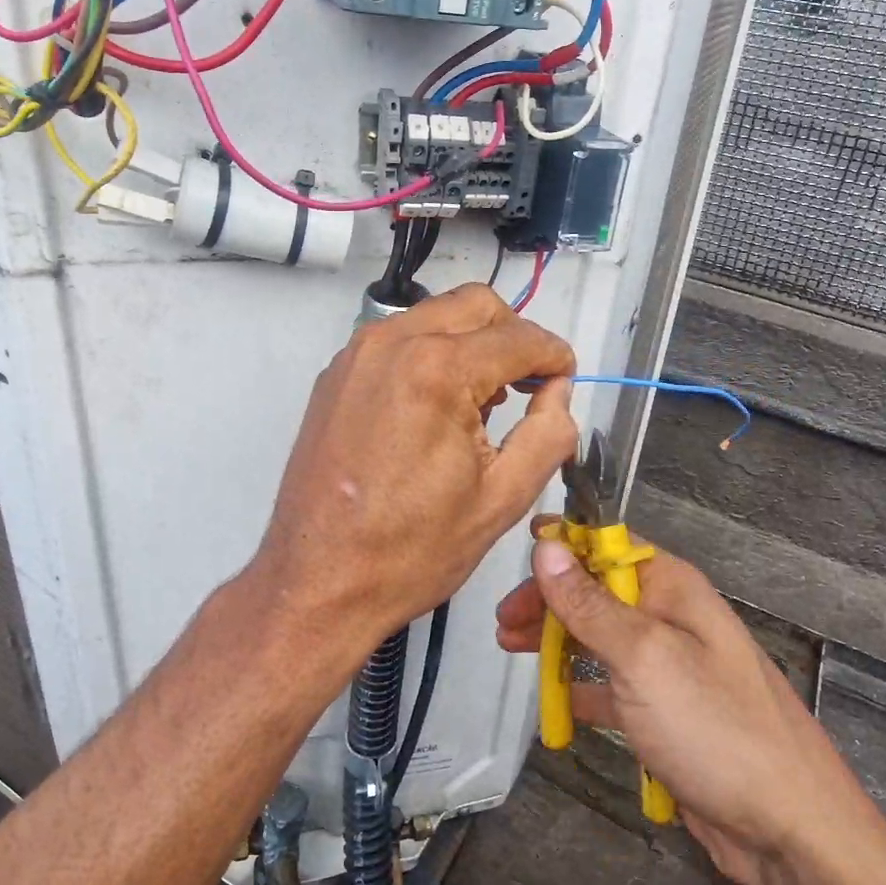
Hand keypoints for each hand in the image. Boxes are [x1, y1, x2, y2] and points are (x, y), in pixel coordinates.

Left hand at [257, 285, 577, 645]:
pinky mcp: (335, 375)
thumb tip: (558, 391)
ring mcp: (356, 355)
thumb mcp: (502, 499)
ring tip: (484, 401)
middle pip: (475, 304)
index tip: (566, 378)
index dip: (554, 356)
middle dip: (513, 335)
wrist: (319, 581)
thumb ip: (547, 433)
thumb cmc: (413, 549)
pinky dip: (430, 354)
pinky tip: (437, 407)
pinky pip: (398, 340)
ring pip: (434, 315)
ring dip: (471, 341)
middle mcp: (392, 343)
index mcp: (437, 370)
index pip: (518, 337)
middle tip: (529, 384)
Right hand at [497, 527, 885, 884]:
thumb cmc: (716, 727)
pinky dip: (581, 690)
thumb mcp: (644, 657)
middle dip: (550, 600)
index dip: (564, 545)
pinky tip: (554, 703)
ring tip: (512, 649)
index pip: (610, 546)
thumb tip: (548, 547)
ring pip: (601, 640)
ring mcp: (671, 670)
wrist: (789, 826)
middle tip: (504, 621)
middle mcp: (672, 619)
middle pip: (598, 593)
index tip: (519, 552)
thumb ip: (590, 603)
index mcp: (673, 589)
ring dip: (557, 641)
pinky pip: (613, 689)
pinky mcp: (666, 715)